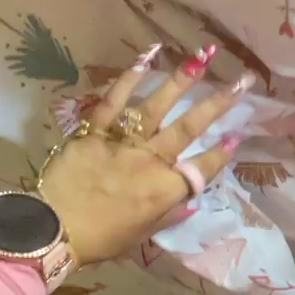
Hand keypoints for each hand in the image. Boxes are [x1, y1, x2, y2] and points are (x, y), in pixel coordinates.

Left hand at [37, 45, 247, 263]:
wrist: (51, 231)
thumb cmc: (101, 239)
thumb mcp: (143, 235)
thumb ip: (170, 213)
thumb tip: (191, 198)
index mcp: (164, 190)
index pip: (202, 168)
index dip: (222, 153)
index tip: (238, 136)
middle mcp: (149, 161)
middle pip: (189, 128)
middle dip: (219, 103)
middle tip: (242, 81)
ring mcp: (121, 142)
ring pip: (157, 106)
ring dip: (182, 80)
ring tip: (202, 58)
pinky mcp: (93, 131)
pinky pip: (113, 100)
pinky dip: (130, 77)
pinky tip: (148, 56)